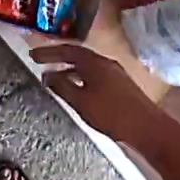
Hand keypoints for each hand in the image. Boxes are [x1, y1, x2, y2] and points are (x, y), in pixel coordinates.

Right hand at [30, 43, 172, 150]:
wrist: (147, 128)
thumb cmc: (111, 113)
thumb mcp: (79, 100)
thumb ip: (61, 86)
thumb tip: (46, 75)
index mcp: (94, 63)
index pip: (67, 50)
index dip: (48, 51)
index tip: (32, 55)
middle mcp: (105, 63)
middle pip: (77, 54)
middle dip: (57, 57)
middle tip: (40, 61)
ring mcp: (115, 73)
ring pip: (86, 65)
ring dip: (68, 68)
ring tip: (53, 76)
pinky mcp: (120, 85)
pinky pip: (94, 74)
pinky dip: (79, 76)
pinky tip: (75, 88)